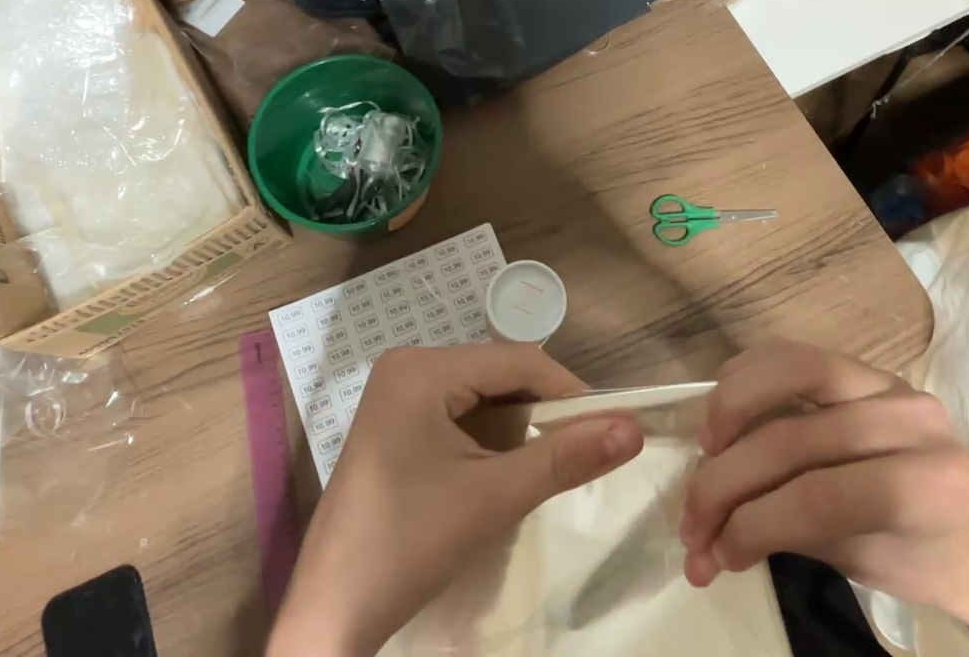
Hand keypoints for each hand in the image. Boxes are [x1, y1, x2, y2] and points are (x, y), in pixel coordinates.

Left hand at [267, 343, 643, 656]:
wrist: (334, 608)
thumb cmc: (410, 542)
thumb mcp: (494, 496)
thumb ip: (565, 458)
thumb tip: (634, 430)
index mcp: (423, 369)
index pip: (517, 360)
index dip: (571, 390)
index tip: (615, 426)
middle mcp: (408, 366)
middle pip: (499, 373)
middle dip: (546, 408)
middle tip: (587, 448)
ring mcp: (397, 393)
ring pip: (482, 392)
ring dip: (522, 423)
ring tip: (555, 460)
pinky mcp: (396, 421)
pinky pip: (460, 411)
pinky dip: (493, 434)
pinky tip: (510, 465)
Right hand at [679, 341, 968, 614]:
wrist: (960, 531)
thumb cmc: (912, 558)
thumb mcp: (852, 561)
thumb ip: (776, 542)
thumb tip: (697, 556)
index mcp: (932, 487)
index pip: (819, 498)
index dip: (755, 524)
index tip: (714, 553)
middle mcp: (916, 422)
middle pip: (793, 438)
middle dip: (726, 480)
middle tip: (692, 518)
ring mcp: (889, 383)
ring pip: (792, 370)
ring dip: (731, 406)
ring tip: (705, 446)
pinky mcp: (863, 366)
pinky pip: (793, 354)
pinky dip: (747, 373)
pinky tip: (723, 404)